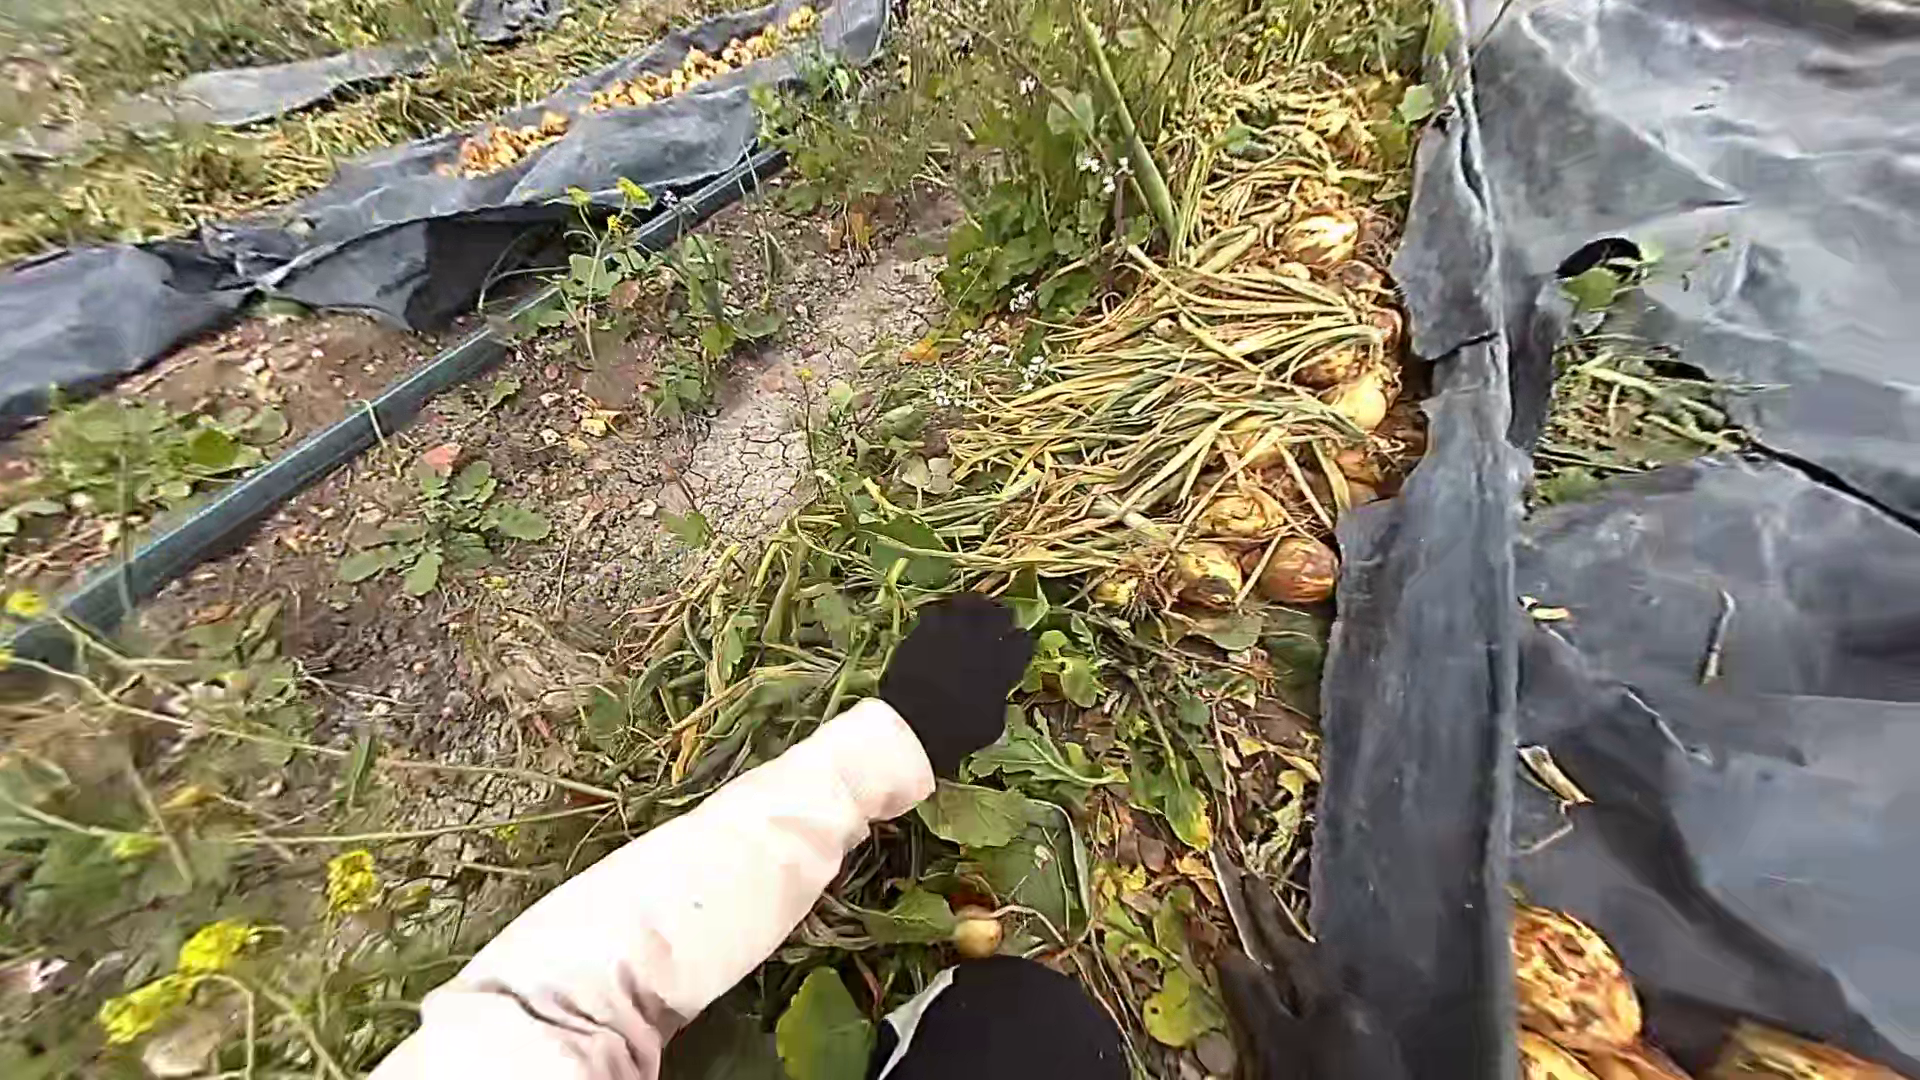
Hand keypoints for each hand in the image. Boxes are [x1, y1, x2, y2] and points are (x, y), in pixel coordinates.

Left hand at [879, 594, 1033, 776]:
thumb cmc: (956, 733)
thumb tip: (998, 693)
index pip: (1023, 642)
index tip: (1018, 646)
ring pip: (971, 604)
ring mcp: (953, 628)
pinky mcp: (925, 627)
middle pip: (1001, 615)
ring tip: (974, 613)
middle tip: (1000, 622)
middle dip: (1003, 619)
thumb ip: (999, 699)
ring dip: (976, 608)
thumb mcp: (992, 724)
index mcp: (1004, 663)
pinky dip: (944, 614)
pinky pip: (939, 610)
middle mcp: (983, 639)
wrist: (912, 724)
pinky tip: (943, 621)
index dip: (1022, 643)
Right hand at [1218, 878, 1406, 1079]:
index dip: (1264, 915)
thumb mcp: (1278, 1046)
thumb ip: (1255, 997)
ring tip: (1284, 958)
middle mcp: (1358, 1008)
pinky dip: (1319, 1001)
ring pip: (1333, 989)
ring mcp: (1372, 1036)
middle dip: (1289, 939)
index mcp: (1334, 999)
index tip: (1248, 881)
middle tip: (1264, 908)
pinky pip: (1342, 1013)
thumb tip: (1229, 952)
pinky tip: (1311, 1010)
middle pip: (1318, 963)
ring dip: (1307, 972)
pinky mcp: (1378, 1059)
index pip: (1289, 948)